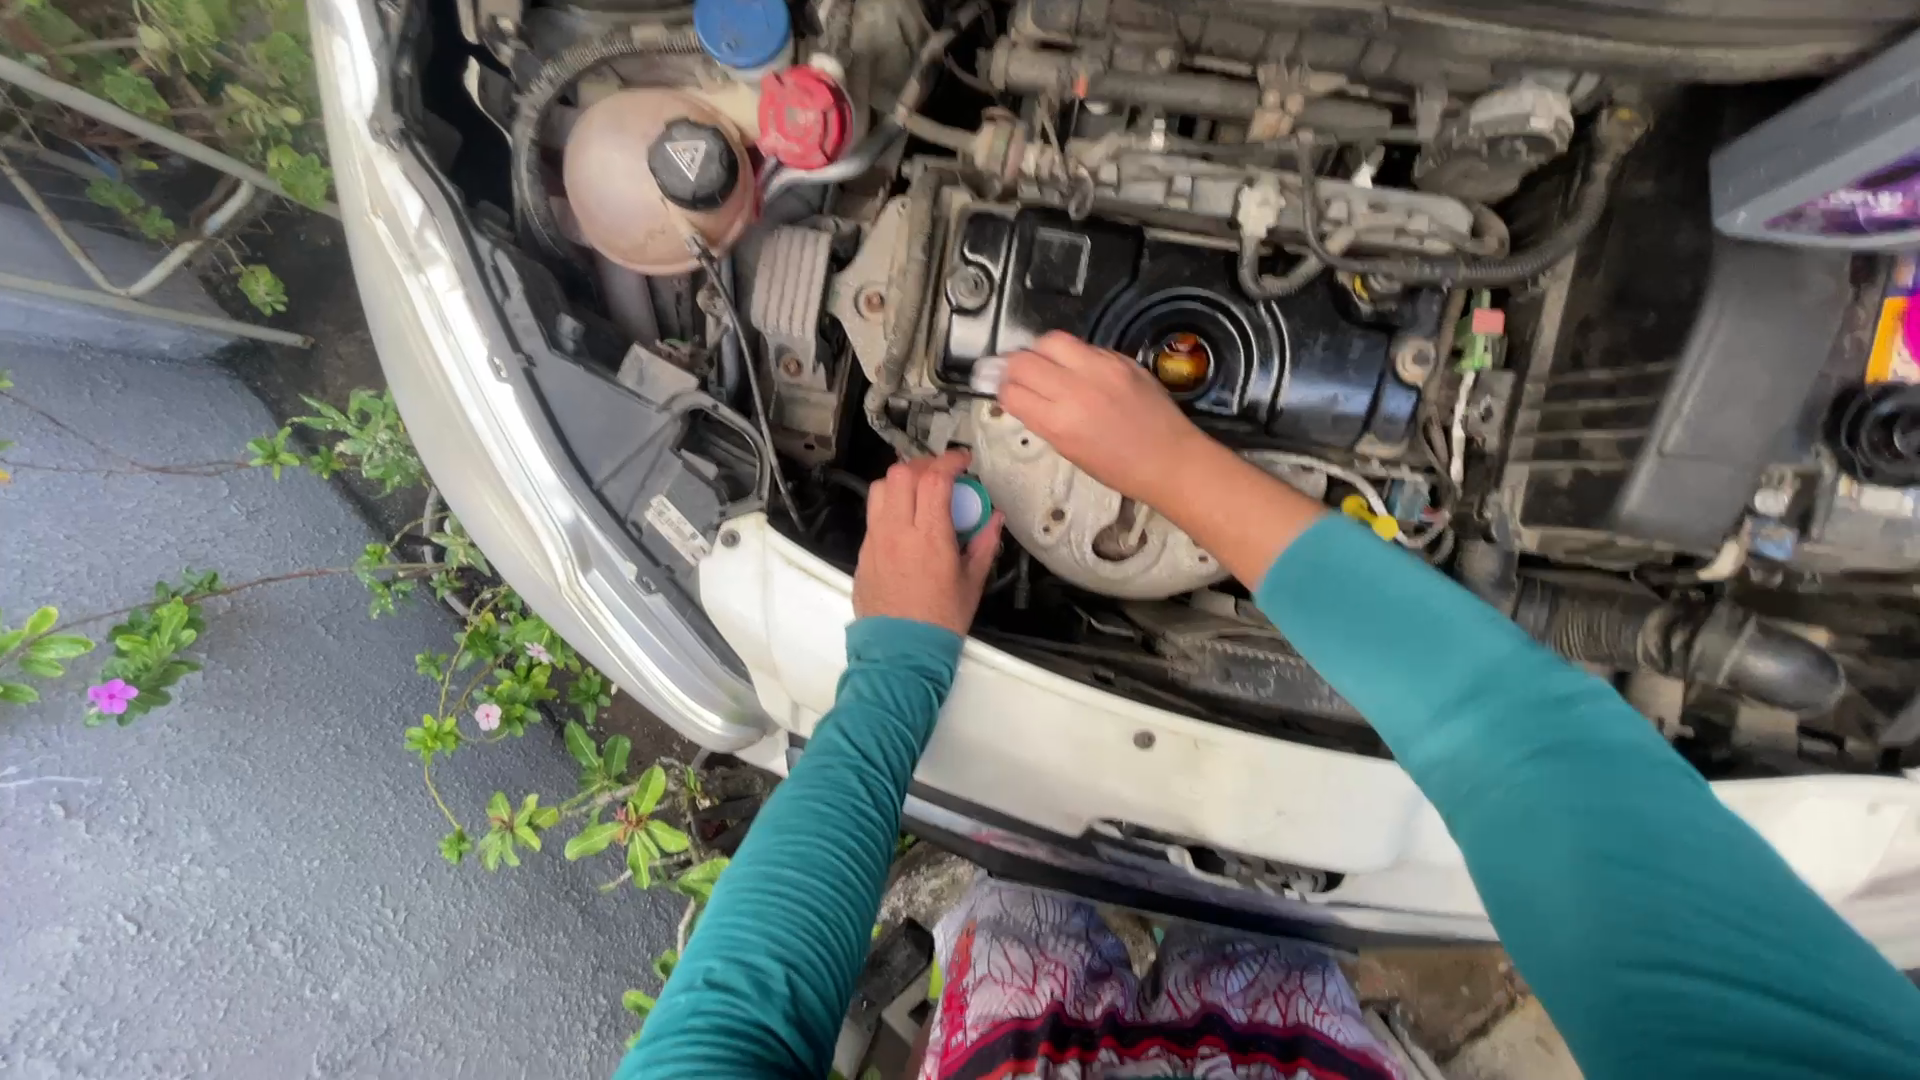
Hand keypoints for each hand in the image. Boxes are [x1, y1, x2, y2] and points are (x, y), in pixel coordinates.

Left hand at [853, 449, 1004, 635]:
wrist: (901, 652)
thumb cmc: (941, 621)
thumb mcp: (971, 583)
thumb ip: (983, 544)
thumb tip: (995, 518)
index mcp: (929, 537)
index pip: (935, 480)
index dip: (950, 461)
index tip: (963, 462)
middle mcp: (897, 532)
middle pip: (901, 474)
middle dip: (924, 465)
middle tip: (942, 475)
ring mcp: (875, 541)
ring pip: (880, 489)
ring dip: (901, 482)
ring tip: (920, 493)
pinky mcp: (863, 553)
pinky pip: (874, 516)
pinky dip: (891, 507)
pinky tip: (906, 523)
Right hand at [998, 331, 1209, 503]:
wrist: (1169, 459)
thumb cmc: (1119, 468)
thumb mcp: (1069, 451)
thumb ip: (1043, 420)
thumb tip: (1023, 397)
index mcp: (1060, 422)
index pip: (1011, 392)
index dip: (1001, 390)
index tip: (1002, 390)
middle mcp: (1076, 389)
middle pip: (1023, 360)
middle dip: (1011, 366)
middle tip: (1014, 373)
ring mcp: (1100, 368)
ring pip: (1051, 340)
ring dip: (1039, 351)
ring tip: (1044, 364)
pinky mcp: (1119, 358)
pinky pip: (1083, 346)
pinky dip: (1072, 355)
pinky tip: (1077, 370)